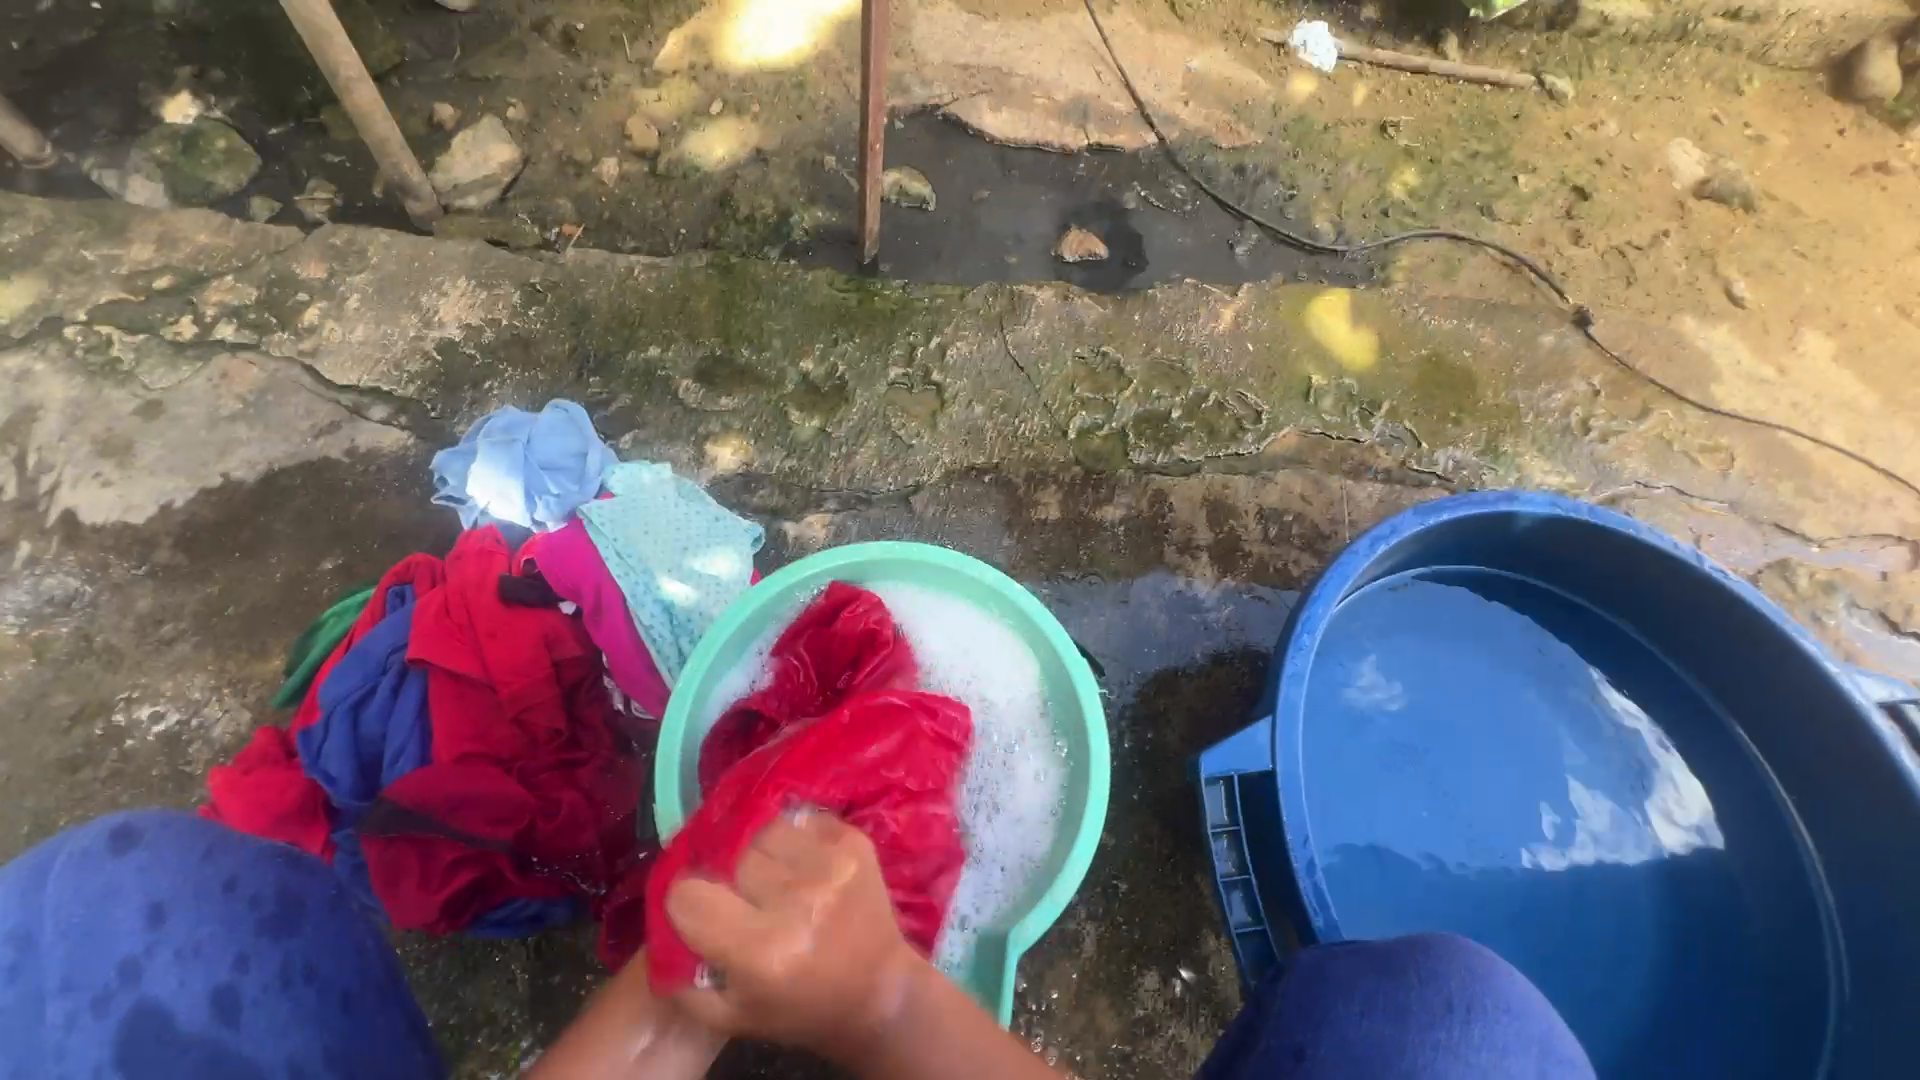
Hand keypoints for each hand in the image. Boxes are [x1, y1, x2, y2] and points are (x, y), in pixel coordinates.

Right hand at [665, 808, 921, 1065]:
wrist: (876, 989)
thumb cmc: (798, 1008)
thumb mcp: (728, 1013)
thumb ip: (680, 974)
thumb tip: (661, 916)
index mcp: (762, 950)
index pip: (690, 894)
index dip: (686, 898)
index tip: (696, 905)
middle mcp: (798, 901)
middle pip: (729, 857)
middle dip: (725, 873)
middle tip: (737, 891)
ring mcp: (831, 865)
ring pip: (764, 830)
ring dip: (758, 849)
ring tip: (768, 873)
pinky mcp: (854, 841)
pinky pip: (801, 820)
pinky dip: (792, 836)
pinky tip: (797, 861)